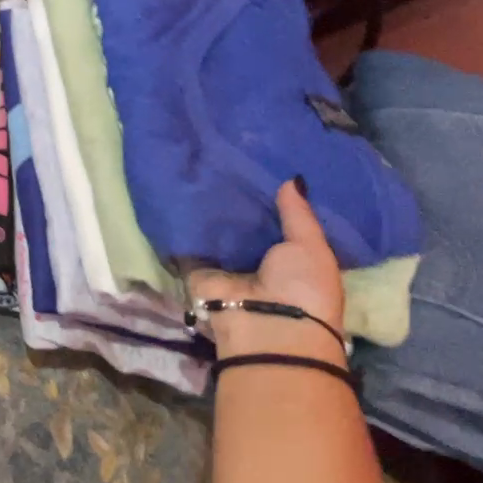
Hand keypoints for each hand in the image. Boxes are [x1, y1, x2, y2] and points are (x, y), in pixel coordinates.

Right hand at [187, 180, 346, 362]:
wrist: (264, 324)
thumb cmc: (301, 287)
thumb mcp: (311, 248)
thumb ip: (298, 214)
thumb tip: (294, 177)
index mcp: (290, 258)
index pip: (278, 221)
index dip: (270, 198)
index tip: (257, 164)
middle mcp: (256, 259)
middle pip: (242, 223)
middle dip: (233, 198)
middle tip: (220, 158)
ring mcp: (224, 263)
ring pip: (212, 228)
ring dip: (205, 207)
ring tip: (194, 167)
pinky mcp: (195, 266)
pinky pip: (185, 239)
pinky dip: (179, 221)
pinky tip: (172, 191)